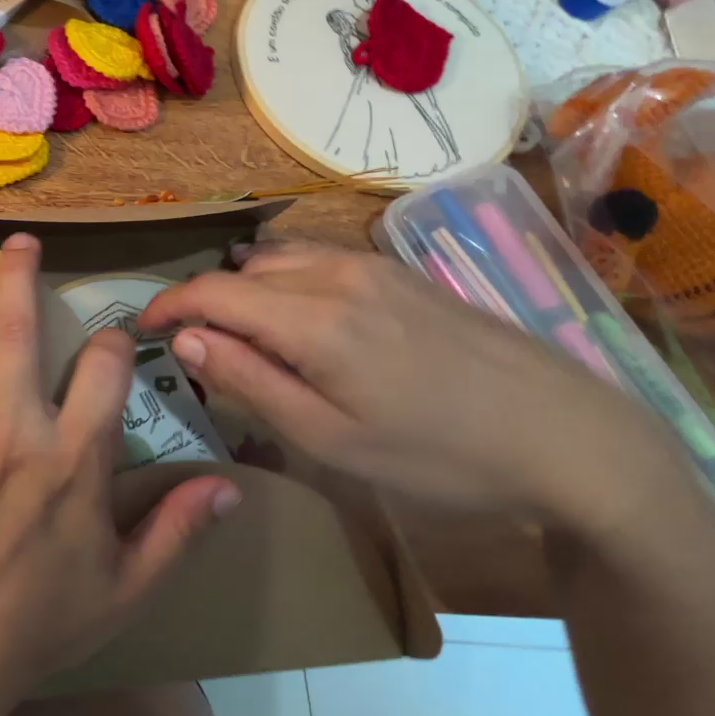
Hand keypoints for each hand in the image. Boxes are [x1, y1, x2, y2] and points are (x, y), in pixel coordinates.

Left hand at [0, 234, 239, 715]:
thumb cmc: (46, 618)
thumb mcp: (130, 586)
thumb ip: (178, 531)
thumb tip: (230, 488)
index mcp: (75, 457)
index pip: (106, 372)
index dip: (118, 341)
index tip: (120, 329)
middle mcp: (17, 429)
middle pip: (20, 334)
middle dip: (21, 279)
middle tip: (20, 240)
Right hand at [137, 241, 671, 534]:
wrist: (573, 440)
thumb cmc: (440, 456)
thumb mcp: (329, 439)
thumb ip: (249, 381)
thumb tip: (187, 339)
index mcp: (312, 320)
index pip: (211, 291)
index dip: (167, 306)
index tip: (142, 331)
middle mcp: (336, 276)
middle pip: (240, 271)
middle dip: (203, 302)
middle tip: (194, 350)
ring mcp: (375, 267)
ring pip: (278, 259)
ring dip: (243, 287)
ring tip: (241, 333)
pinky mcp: (403, 273)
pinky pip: (317, 260)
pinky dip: (283, 279)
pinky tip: (297, 316)